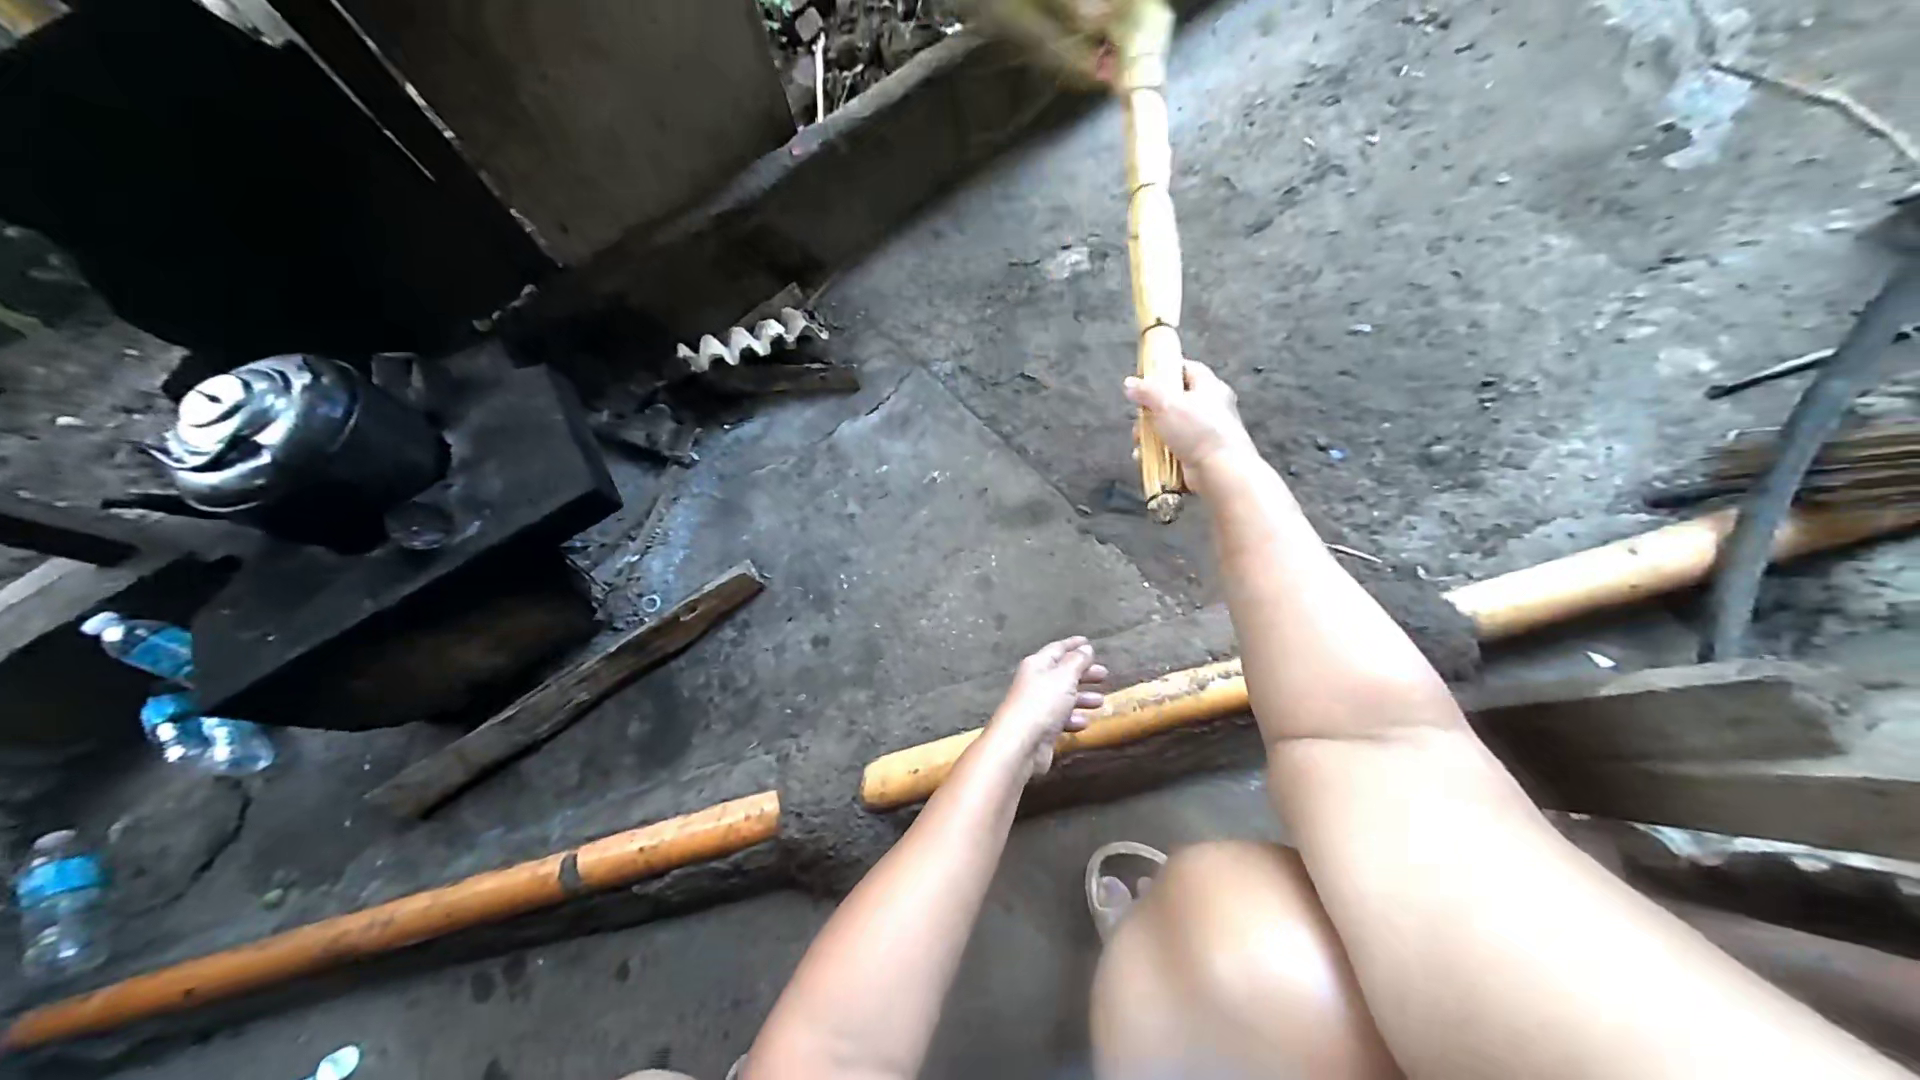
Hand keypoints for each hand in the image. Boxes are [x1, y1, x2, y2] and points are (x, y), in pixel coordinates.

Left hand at [988, 636, 1107, 776]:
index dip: (1073, 645)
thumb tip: (1085, 648)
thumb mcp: (1064, 677)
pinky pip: (1060, 718)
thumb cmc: (1043, 703)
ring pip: (1063, 696)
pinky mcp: (1041, 728)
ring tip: (1100, 701)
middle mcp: (1035, 682)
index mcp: (1038, 664)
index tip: (1088, 642)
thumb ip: (1077, 661)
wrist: (1021, 744)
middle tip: (1104, 674)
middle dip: (1083, 673)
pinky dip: (1073, 718)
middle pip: (1062, 673)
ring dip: (1082, 697)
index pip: (1057, 649)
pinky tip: (1084, 722)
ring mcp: (1037, 706)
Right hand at [1123, 360, 1259, 485]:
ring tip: (1139, 442)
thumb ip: (1146, 391)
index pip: (1188, 369)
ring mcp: (1205, 433)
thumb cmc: (1197, 430)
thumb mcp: (1167, 404)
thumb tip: (1129, 383)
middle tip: (1139, 417)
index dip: (1166, 369)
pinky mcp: (1199, 454)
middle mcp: (1211, 408)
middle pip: (1174, 400)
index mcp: (1210, 387)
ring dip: (1150, 434)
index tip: (1146, 377)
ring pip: (1171, 427)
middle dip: (1151, 410)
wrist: (1220, 471)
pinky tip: (1145, 458)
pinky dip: (1158, 452)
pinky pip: (1173, 448)